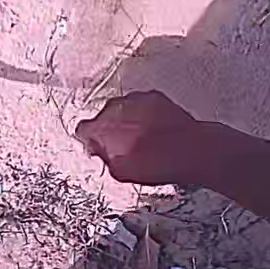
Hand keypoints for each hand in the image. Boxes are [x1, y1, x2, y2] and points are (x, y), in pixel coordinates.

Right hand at [74, 90, 209, 185]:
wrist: (188, 151)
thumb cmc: (154, 164)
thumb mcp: (119, 172)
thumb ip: (103, 158)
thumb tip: (100, 152)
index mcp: (99, 128)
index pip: (82, 129)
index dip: (89, 140)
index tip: (97, 147)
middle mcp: (113, 108)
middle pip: (102, 116)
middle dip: (109, 129)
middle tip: (122, 145)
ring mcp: (134, 99)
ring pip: (122, 108)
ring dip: (127, 119)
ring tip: (141, 137)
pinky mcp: (153, 96)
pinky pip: (141, 103)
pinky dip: (144, 113)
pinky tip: (153, 129)